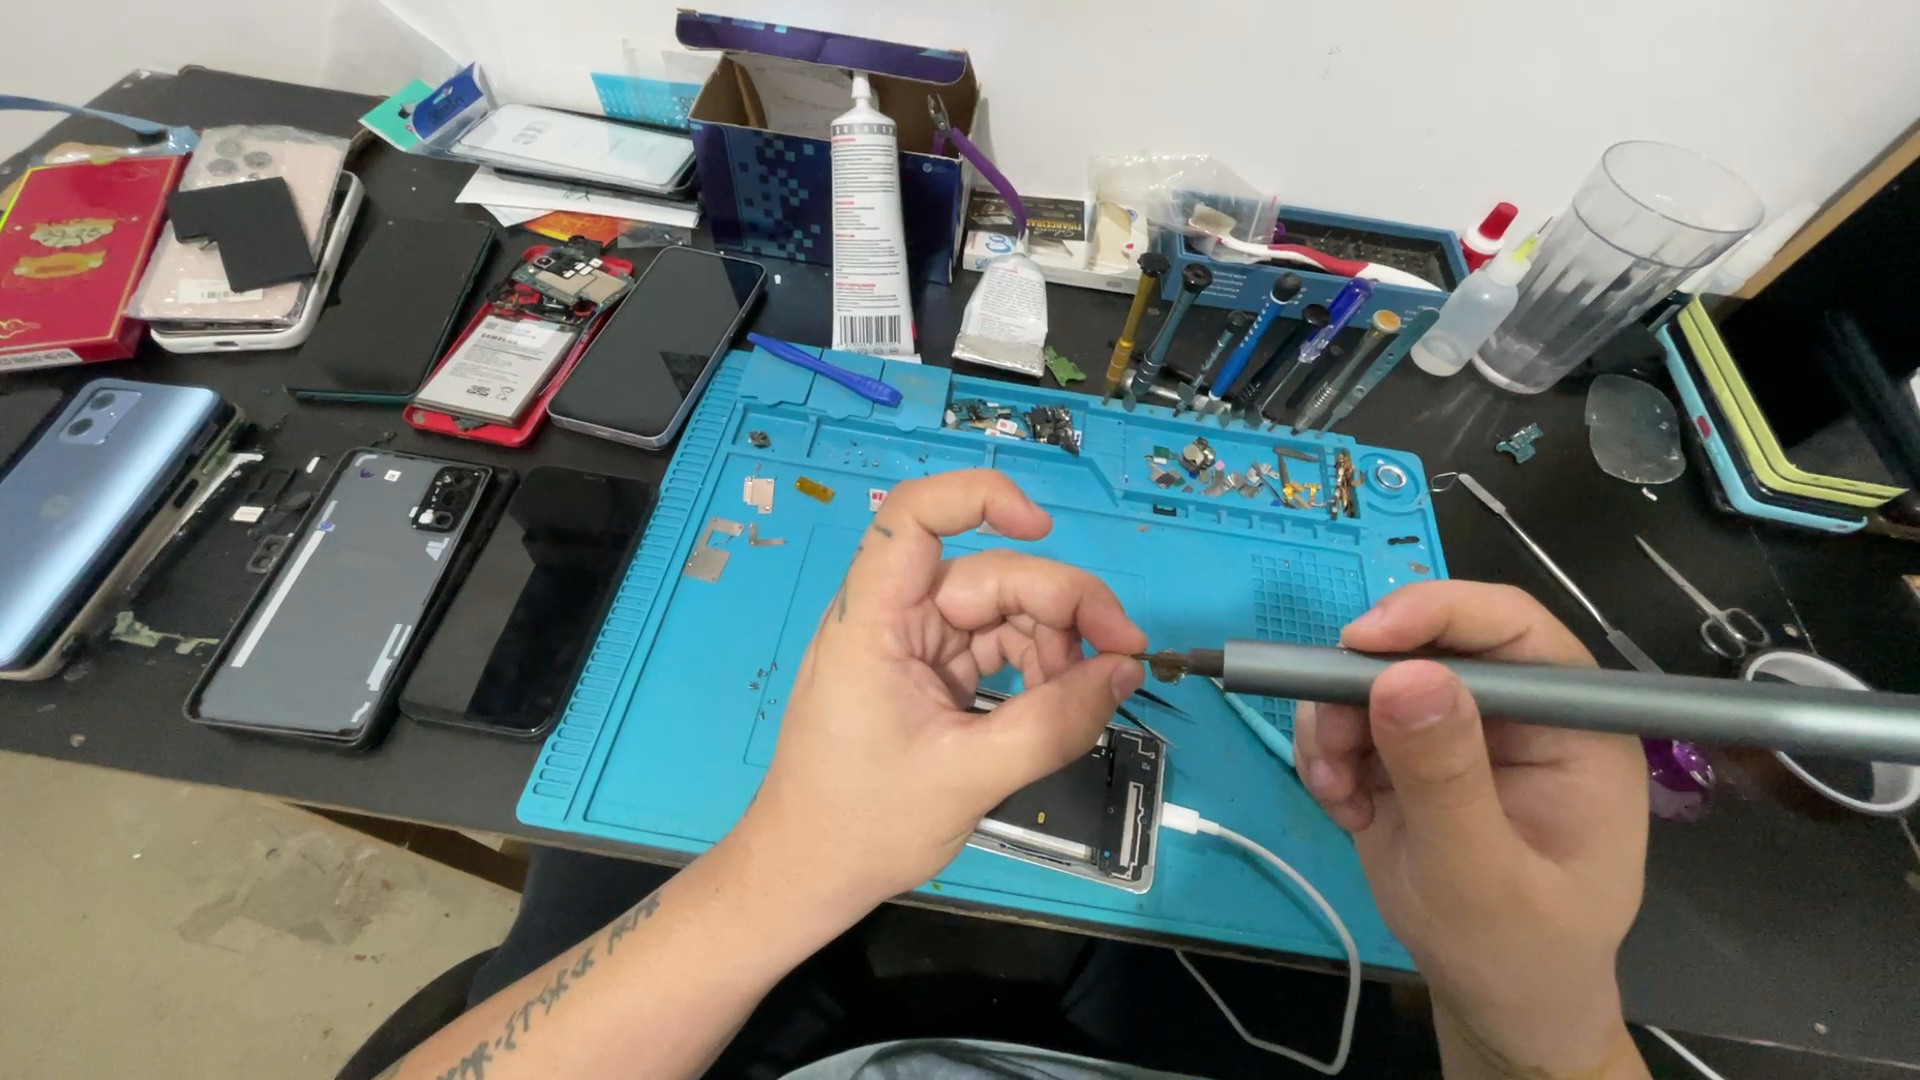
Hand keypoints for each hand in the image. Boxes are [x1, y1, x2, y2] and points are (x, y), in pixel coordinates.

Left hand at [741, 470, 1146, 917]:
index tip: (1043, 529)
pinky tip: (1061, 701)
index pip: (912, 516)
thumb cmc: (863, 824)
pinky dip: (1037, 667)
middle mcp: (895, 614)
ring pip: (1002, 609)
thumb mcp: (966, 778)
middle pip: (989, 573)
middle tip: (1124, 653)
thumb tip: (1125, 671)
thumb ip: (1052, 724)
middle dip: (1062, 604)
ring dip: (1056, 642)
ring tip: (1086, 696)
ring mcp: (916, 642)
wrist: (809, 873)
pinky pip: (998, 646)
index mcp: (874, 619)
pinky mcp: (933, 671)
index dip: (977, 497)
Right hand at [1292, 581, 1649, 1076]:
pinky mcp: (1399, 747)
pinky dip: (1323, 753)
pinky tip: (1341, 805)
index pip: (1512, 629)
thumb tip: (1402, 677)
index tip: (1360, 642)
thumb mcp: (1479, 874)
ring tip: (1335, 793)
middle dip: (1357, 688)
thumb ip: (1445, 778)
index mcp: (1567, 727)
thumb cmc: (1513, 948)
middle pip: (1418, 644)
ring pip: (1363, 677)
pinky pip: (1339, 715)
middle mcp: (1507, 712)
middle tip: (1330, 745)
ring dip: (1330, 728)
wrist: (1485, 993)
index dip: (1437, 613)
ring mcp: (1448, 728)